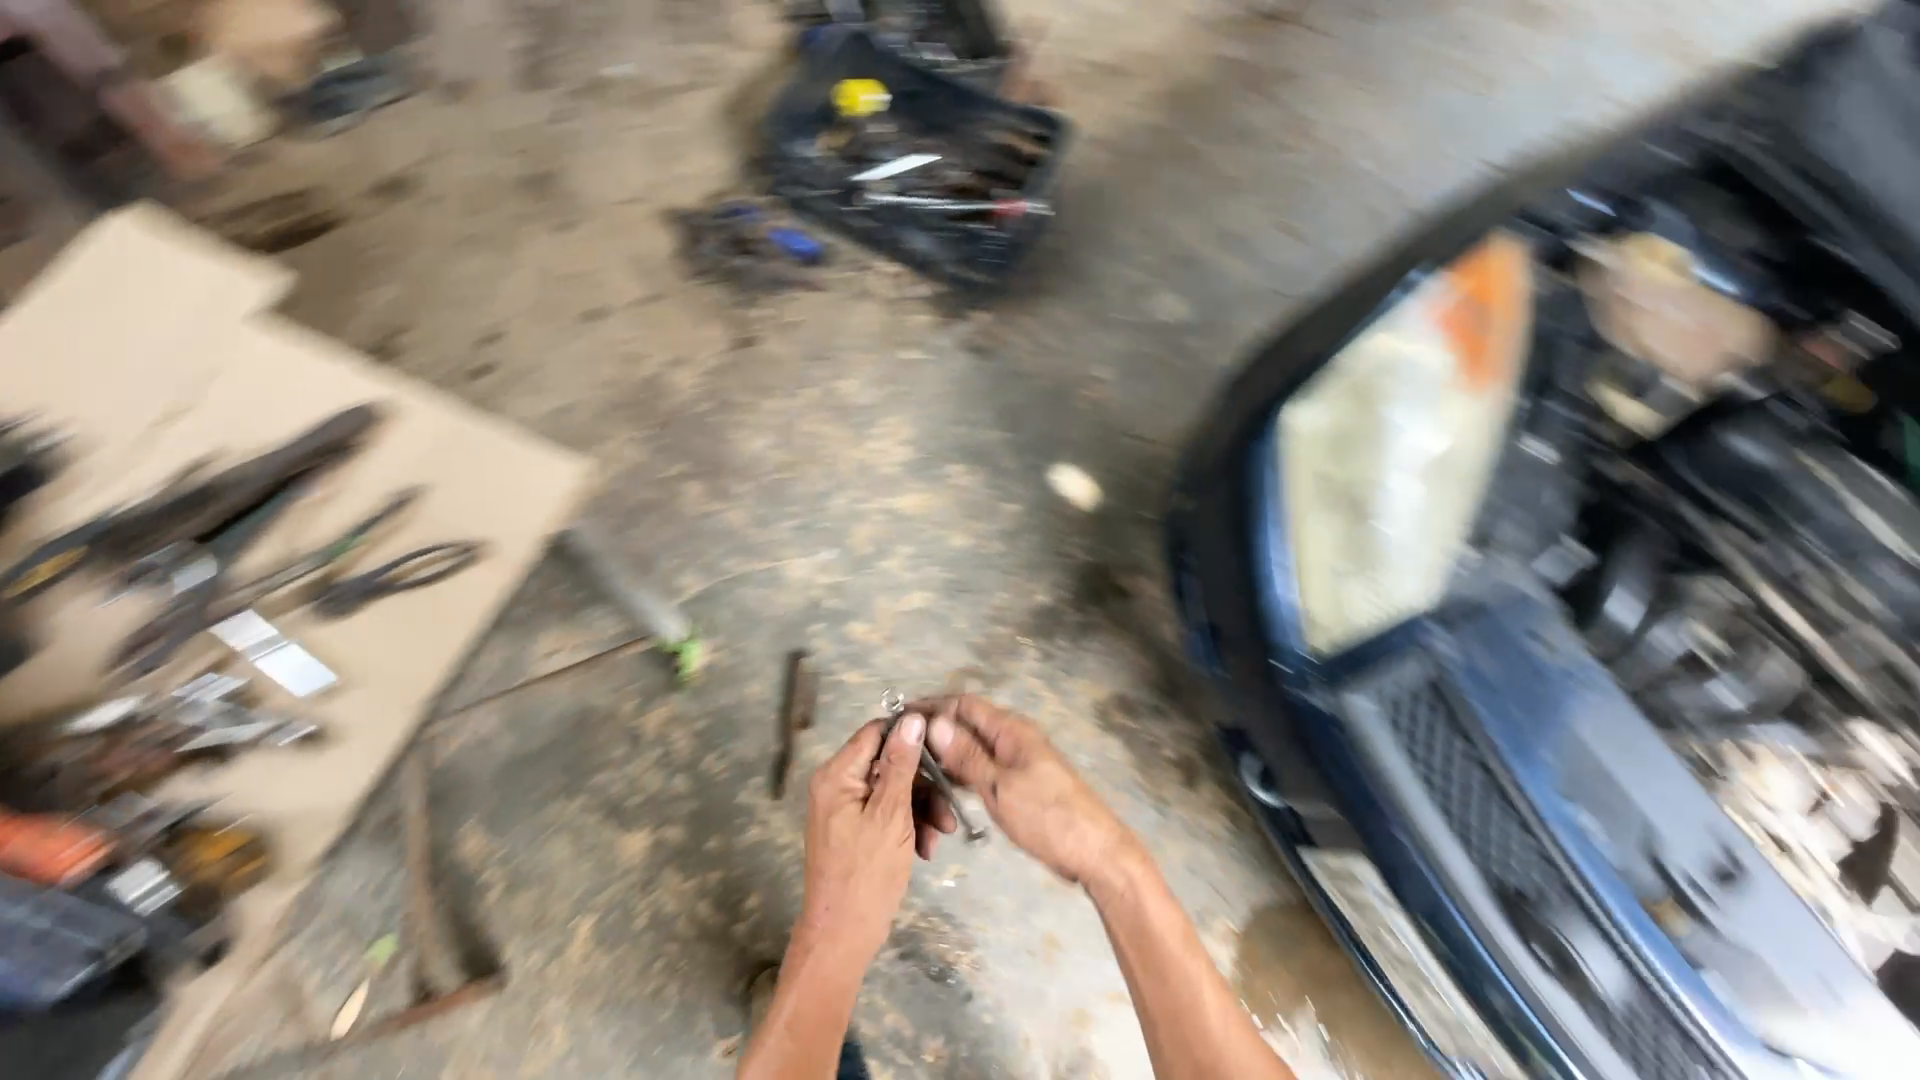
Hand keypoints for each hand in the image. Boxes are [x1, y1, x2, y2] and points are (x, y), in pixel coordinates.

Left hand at [796, 714, 926, 962]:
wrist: (843, 936)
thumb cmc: (866, 873)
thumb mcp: (891, 814)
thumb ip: (901, 764)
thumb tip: (912, 718)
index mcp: (838, 775)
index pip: (877, 732)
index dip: (911, 735)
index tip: (945, 747)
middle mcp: (837, 784)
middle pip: (889, 763)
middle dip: (923, 784)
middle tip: (949, 808)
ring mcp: (845, 808)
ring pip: (893, 789)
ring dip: (921, 808)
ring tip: (942, 834)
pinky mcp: (855, 828)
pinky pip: (886, 812)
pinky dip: (908, 825)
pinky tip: (926, 848)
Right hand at [913, 694, 1136, 885]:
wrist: (1095, 852)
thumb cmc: (1049, 816)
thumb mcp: (1001, 786)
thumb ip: (967, 756)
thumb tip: (934, 723)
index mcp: (1011, 730)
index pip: (963, 704)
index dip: (931, 707)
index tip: (898, 718)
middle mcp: (1012, 739)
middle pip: (966, 725)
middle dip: (934, 733)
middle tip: (899, 750)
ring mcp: (1016, 762)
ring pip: (972, 750)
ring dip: (945, 758)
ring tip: (913, 772)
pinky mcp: (1018, 785)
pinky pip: (982, 770)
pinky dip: (961, 776)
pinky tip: (941, 791)